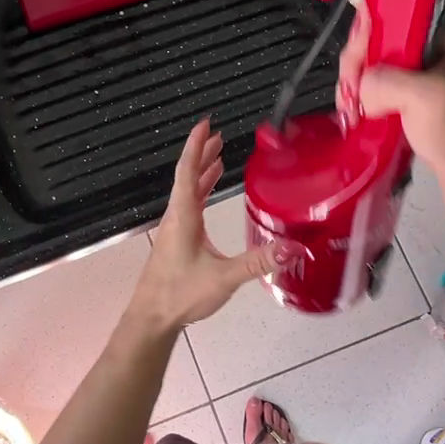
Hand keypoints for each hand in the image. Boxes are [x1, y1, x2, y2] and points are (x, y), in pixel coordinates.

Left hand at [127, 120, 288, 334]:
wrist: (152, 319)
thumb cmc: (181, 294)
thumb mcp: (224, 278)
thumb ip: (258, 262)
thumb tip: (292, 248)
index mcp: (184, 216)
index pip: (188, 172)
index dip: (196, 146)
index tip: (205, 124)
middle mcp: (177, 217)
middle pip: (187, 176)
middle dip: (202, 153)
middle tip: (216, 134)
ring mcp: (175, 229)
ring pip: (187, 191)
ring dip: (201, 172)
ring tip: (217, 155)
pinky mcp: (177, 242)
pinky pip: (188, 207)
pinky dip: (200, 193)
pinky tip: (207, 197)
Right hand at [357, 3, 444, 190]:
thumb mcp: (422, 99)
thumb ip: (383, 80)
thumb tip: (360, 86)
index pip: (404, 2)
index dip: (373, 25)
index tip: (359, 56)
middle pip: (385, 27)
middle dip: (361, 57)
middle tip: (349, 87)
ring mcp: (431, 57)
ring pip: (378, 51)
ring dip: (358, 77)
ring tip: (350, 106)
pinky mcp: (418, 79)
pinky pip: (381, 71)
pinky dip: (365, 88)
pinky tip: (355, 107)